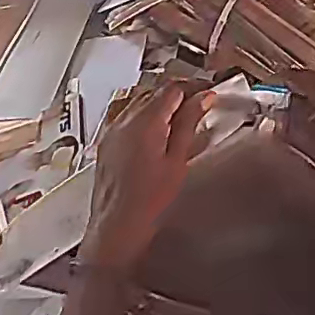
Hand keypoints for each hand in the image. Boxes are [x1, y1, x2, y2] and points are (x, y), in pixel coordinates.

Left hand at [83, 86, 212, 270]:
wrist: (116, 228)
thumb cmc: (148, 201)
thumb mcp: (177, 160)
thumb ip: (189, 123)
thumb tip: (202, 98)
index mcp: (145, 121)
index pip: (172, 88)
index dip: (193, 86)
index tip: (208, 91)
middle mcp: (125, 119)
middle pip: (155, 89)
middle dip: (179, 92)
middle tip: (199, 102)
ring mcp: (113, 128)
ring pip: (140, 98)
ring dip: (160, 100)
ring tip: (179, 114)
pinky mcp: (107, 140)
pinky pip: (126, 111)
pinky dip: (143, 110)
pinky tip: (154, 124)